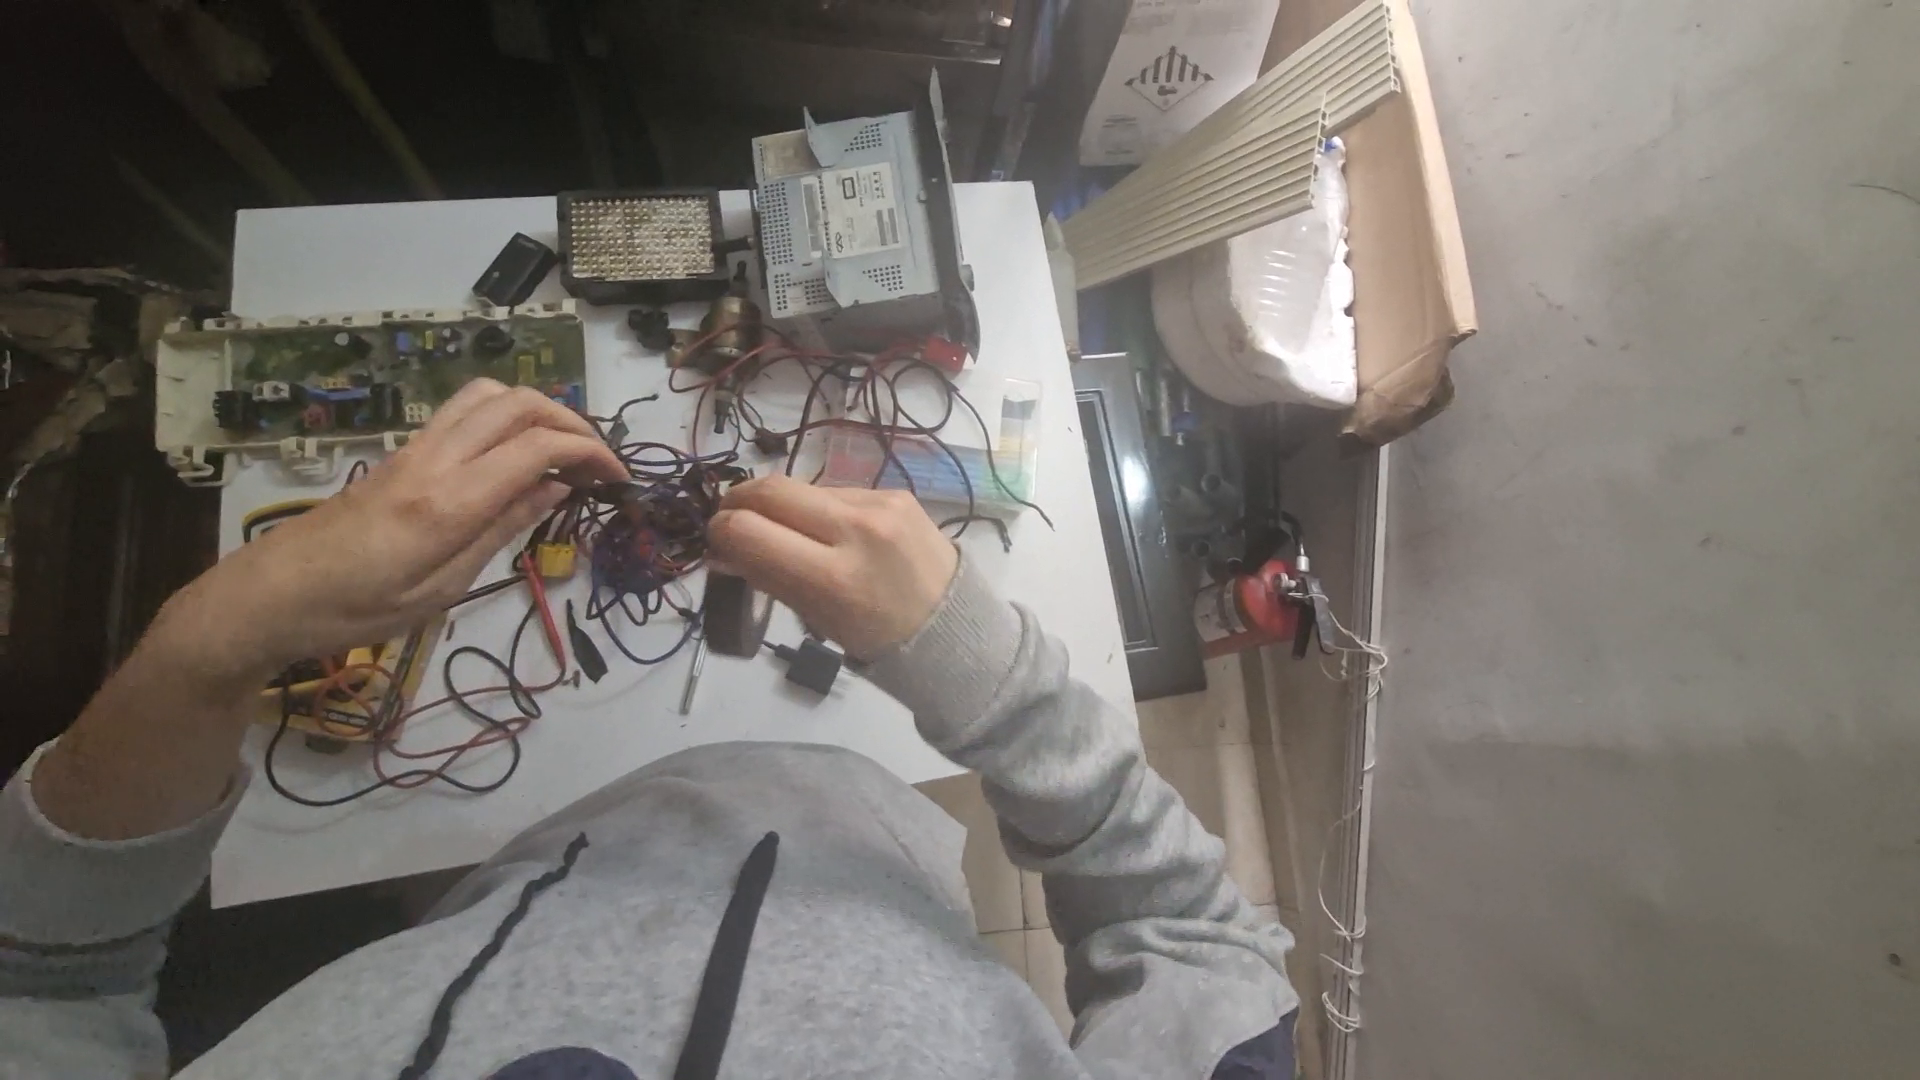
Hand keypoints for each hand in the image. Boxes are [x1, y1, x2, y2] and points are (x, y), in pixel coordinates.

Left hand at [158, 379, 625, 688]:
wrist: (266, 597)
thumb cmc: (359, 609)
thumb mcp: (445, 586)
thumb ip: (505, 527)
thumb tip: (559, 486)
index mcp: (451, 500)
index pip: (538, 446)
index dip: (592, 452)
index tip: (620, 479)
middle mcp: (435, 459)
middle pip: (519, 403)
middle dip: (573, 422)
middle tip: (599, 462)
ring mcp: (415, 448)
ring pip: (490, 394)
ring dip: (539, 411)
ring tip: (563, 450)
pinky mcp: (404, 452)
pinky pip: (466, 411)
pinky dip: (509, 417)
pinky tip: (519, 455)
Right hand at [706, 476, 958, 659]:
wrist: (952, 624)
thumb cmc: (877, 636)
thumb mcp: (817, 619)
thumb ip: (767, 578)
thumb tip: (722, 548)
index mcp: (833, 578)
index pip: (747, 531)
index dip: (720, 532)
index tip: (719, 542)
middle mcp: (857, 530)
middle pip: (770, 490)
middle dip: (739, 502)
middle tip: (732, 520)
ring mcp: (881, 504)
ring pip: (803, 487)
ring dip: (783, 506)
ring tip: (789, 533)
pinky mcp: (896, 492)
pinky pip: (838, 491)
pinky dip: (821, 508)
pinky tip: (832, 531)